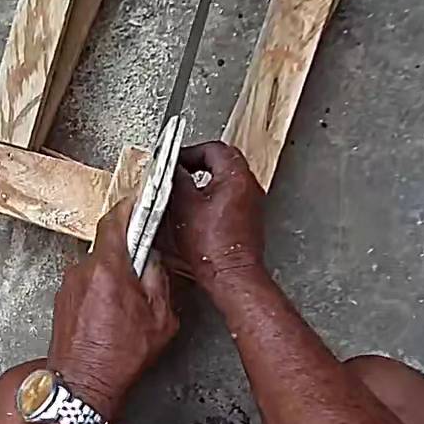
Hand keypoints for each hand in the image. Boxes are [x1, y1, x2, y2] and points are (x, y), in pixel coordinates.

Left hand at [48, 197, 178, 417]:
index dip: (130, 208)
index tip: (141, 203)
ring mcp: (68, 285)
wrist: (82, 385)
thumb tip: (154, 260)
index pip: (115, 220)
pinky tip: (110, 314)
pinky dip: (99, 290)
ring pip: (96, 266)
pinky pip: (85, 283)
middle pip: (107, 245)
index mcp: (108, 268)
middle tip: (144, 271)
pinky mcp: (61, 299)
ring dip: (113, 275)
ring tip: (127, 303)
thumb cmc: (119, 357)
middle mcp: (82, 270)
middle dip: (127, 253)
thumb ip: (159, 280)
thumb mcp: (160, 319)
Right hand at [166, 141, 266, 290]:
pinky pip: (229, 199)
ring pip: (226, 181)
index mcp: (236, 176)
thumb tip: (172, 169)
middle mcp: (249, 186)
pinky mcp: (248, 220)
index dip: (189, 153)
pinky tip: (197, 212)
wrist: (230, 274)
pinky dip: (212, 199)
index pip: (213, 148)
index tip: (173, 162)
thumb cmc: (212, 246)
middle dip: (198, 165)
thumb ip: (177, 180)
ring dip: (205, 182)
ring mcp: (251, 203)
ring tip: (186, 193)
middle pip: (222, 162)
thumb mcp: (184, 206)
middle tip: (180, 173)